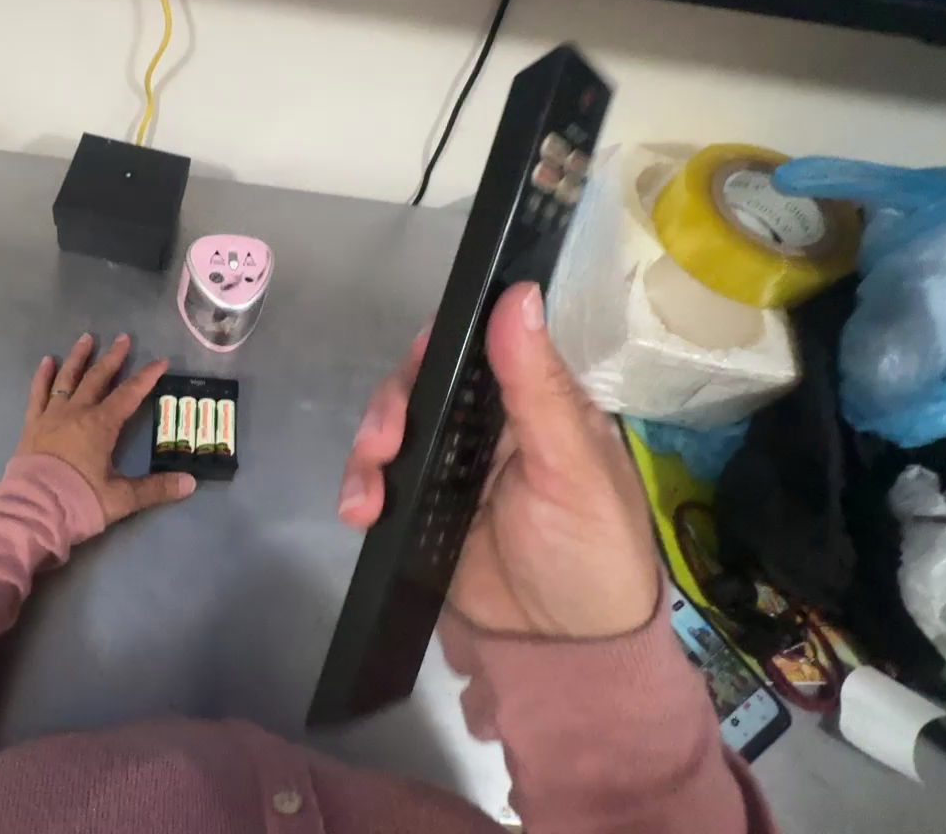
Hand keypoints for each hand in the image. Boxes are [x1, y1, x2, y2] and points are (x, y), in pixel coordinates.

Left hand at [17, 333, 196, 524]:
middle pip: (98, 378)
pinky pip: (38, 393)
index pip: (130, 394)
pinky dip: (43, 376)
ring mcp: (51, 416)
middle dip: (114, 358)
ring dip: (79, 357)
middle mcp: (77, 412)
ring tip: (87, 338)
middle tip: (124, 338)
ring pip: (67, 379)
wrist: (31, 512)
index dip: (147, 377)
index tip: (161, 362)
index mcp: (101, 425)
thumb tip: (190, 483)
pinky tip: (47, 361)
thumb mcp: (121, 499)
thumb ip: (155, 488)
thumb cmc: (78, 502)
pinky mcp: (32, 425)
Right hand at [337, 284, 658, 638]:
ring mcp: (445, 465)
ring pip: (389, 429)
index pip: (472, 348)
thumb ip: (537, 385)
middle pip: (417, 386)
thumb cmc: (587, 549)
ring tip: (367, 495)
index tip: (416, 359)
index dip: (436, 346)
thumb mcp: (570, 465)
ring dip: (367, 452)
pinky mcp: (417, 504)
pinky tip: (359, 511)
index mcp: (528, 402)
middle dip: (391, 408)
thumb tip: (518, 293)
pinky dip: (359, 487)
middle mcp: (482, 425)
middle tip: (383, 445)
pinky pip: (376, 478)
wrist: (560, 651)